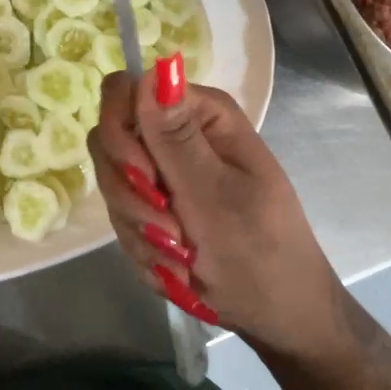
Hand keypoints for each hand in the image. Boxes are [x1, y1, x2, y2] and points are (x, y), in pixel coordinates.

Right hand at [89, 57, 346, 358]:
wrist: (280, 321)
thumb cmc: (262, 253)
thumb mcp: (216, 197)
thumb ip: (176, 136)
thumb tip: (156, 68)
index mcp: (200, 114)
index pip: (124, 91)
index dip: (121, 132)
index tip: (143, 177)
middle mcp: (176, 132)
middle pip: (110, 138)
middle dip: (131, 192)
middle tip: (170, 229)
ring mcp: (160, 169)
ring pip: (111, 181)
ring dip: (138, 226)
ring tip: (181, 256)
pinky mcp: (150, 204)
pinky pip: (119, 214)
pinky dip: (141, 245)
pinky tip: (175, 265)